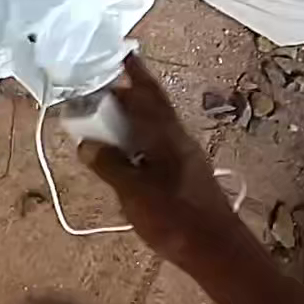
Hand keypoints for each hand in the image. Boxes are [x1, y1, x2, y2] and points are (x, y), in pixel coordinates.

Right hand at [80, 55, 254, 266]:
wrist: (216, 249)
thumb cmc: (175, 218)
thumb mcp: (134, 193)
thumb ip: (110, 166)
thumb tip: (86, 144)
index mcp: (166, 135)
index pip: (148, 94)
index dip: (134, 72)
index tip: (119, 53)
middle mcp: (178, 139)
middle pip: (152, 107)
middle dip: (128, 94)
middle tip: (100, 89)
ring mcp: (184, 156)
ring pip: (155, 127)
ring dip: (133, 118)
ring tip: (106, 119)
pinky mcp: (185, 173)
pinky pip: (157, 145)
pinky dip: (138, 140)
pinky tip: (127, 152)